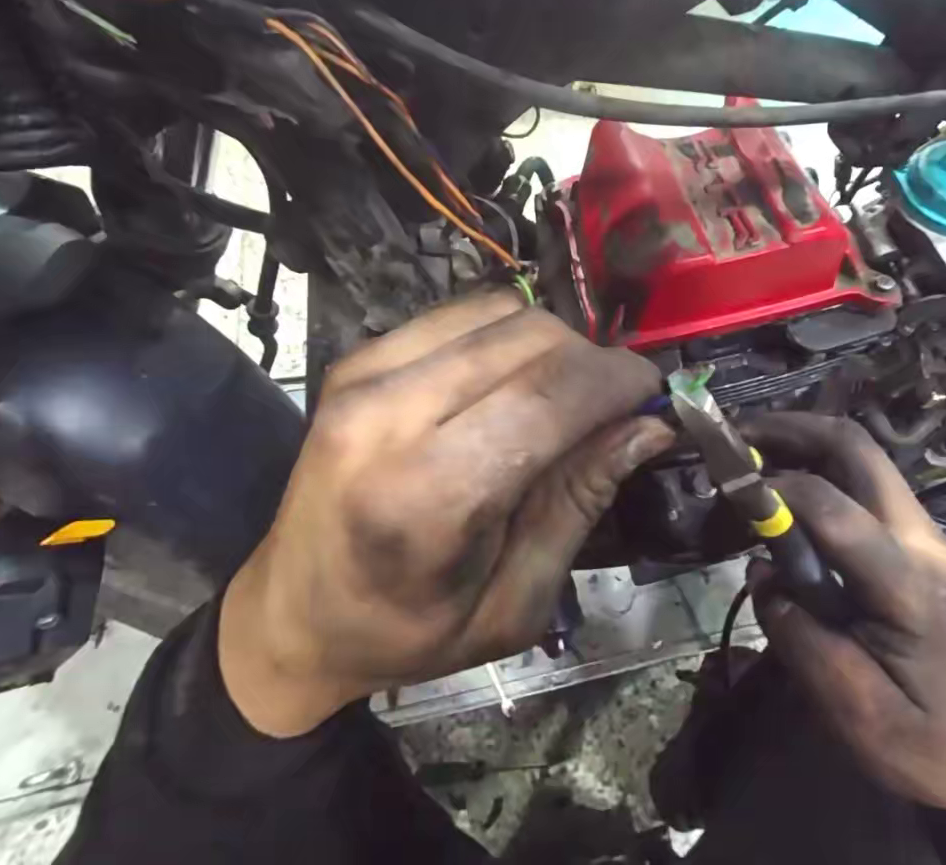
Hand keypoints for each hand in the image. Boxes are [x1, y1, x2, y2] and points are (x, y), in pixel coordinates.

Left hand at [219, 290, 672, 735]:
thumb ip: (579, 501)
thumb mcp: (513, 602)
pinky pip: (462, 314)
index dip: (616, 381)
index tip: (653, 394)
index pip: (547, 397)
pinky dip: (508, 334)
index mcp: (423, 498)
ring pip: (500, 311)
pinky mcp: (357, 356)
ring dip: (554, 342)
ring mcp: (363, 374)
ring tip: (564, 394)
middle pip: (529, 340)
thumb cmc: (406, 632)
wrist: (292, 612)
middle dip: (593, 361)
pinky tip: (512, 378)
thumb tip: (648, 426)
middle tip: (614, 404)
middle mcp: (384, 416)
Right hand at [742, 413, 945, 836]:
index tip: (727, 490)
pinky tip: (784, 486)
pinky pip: (865, 482)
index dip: (773, 489)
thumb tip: (762, 573)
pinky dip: (818, 465)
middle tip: (738, 436)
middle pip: (857, 450)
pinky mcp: (917, 541)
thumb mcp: (856, 716)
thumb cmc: (931, 746)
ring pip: (862, 457)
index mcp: (910, 586)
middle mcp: (923, 541)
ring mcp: (925, 535)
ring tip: (752, 452)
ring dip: (804, 441)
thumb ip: (800, 638)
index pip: (832, 508)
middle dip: (792, 429)